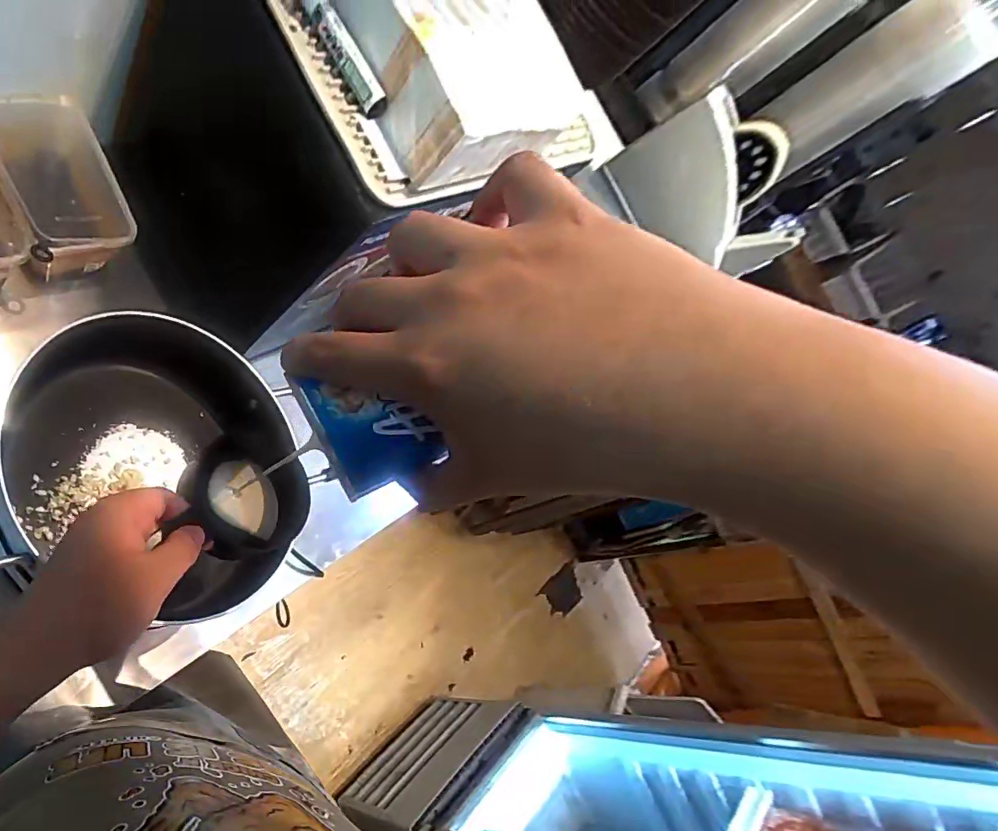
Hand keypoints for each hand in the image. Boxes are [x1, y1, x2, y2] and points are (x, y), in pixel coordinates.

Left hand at [1, 488, 205, 671]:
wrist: (46, 640)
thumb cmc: (107, 606)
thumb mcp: (157, 579)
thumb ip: (182, 549)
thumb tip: (197, 529)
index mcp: (118, 511)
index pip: (164, 496)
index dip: (189, 515)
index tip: (204, 542)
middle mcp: (97, 515)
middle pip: (145, 511)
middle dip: (170, 533)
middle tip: (187, 564)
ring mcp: (82, 536)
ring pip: (129, 532)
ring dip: (150, 550)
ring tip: (162, 579)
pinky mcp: (75, 558)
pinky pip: (112, 548)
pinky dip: (129, 561)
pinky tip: (134, 587)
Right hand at [282, 151, 793, 508]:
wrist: (697, 398)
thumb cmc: (583, 450)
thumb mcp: (494, 479)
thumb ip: (438, 483)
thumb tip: (416, 486)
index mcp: (421, 364)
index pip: (329, 353)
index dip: (302, 358)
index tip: (300, 361)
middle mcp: (444, 299)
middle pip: (360, 289)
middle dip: (349, 315)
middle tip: (370, 333)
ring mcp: (501, 249)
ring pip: (415, 229)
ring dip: (406, 257)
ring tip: (430, 277)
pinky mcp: (560, 217)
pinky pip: (511, 177)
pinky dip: (495, 195)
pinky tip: (502, 222)